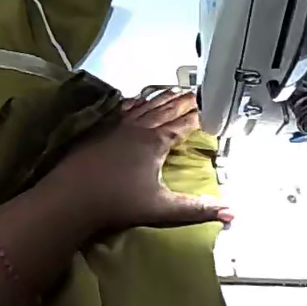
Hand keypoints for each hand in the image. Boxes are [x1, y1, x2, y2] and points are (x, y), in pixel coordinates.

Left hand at [31, 90, 228, 237]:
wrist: (73, 195)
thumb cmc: (118, 201)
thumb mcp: (162, 207)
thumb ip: (197, 209)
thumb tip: (233, 214)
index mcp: (156, 142)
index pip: (184, 124)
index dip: (199, 115)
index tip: (211, 108)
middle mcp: (139, 128)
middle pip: (166, 110)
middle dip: (183, 101)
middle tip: (197, 92)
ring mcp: (118, 126)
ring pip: (145, 106)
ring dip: (161, 98)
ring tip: (173, 90)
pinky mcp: (102, 129)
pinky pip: (124, 109)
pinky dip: (135, 101)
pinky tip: (136, 98)